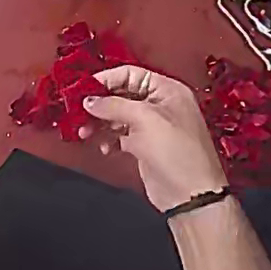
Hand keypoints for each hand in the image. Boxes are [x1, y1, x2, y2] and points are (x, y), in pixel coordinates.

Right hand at [81, 66, 228, 211]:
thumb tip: (90, 100)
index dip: (107, 80)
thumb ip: (114, 106)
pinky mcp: (145, 146)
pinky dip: (109, 139)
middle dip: (100, 104)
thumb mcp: (145, 119)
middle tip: (80, 113)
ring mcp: (153, 126)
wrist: (190, 195)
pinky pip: (120, 135)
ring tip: (86, 132)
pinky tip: (104, 147)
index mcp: (167, 90)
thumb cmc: (178, 152)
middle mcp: (160, 105)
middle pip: (122, 95)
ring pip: (118, 116)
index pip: (131, 74)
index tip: (84, 89)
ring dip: (100, 123)